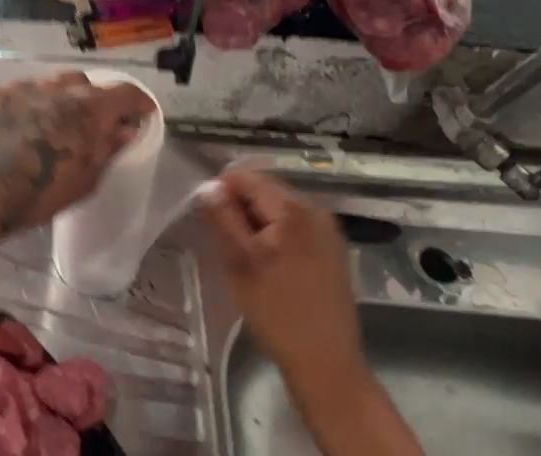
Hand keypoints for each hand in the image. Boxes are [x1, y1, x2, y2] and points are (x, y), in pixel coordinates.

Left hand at [0, 71, 154, 235]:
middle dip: (96, 100)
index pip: (125, 92)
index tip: (141, 115)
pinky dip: (35, 103)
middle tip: (95, 124)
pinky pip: (27, 92)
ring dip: (63, 100)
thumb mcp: (86, 181)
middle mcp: (60, 88)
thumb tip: (125, 130)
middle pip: (87, 84)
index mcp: (89, 108)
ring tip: (59, 124)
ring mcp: (27, 87)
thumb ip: (108, 150)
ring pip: (55, 85)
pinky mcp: (0, 94)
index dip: (137, 103)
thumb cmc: (40, 194)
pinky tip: (28, 125)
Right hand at [200, 170, 364, 379]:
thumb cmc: (277, 310)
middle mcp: (315, 210)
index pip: (246, 176)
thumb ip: (221, 217)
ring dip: (257, 226)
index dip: (222, 193)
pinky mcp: (332, 251)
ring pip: (278, 211)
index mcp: (292, 208)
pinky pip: (294, 229)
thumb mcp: (238, 261)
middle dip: (241, 211)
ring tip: (246, 259)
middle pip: (264, 191)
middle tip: (228, 245)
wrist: (326, 362)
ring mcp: (328, 231)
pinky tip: (269, 267)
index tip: (212, 222)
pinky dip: (276, 238)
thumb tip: (208, 186)